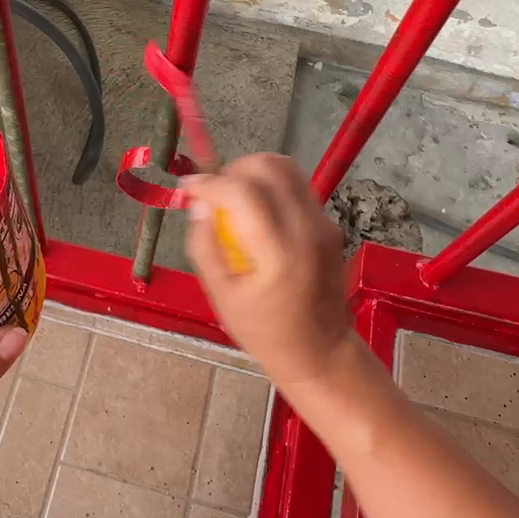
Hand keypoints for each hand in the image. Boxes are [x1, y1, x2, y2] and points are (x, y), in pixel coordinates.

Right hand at [182, 154, 354, 386]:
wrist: (321, 351)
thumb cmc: (265, 332)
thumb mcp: (221, 296)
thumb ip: (205, 246)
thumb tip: (198, 204)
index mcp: (278, 254)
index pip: (242, 192)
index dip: (210, 183)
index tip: (189, 189)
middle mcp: (307, 230)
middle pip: (270, 166)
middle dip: (233, 170)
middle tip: (214, 193)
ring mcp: (324, 224)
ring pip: (287, 168)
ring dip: (253, 173)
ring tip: (233, 199)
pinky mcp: (329, 224)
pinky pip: (297, 187)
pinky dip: (270, 187)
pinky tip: (256, 214)